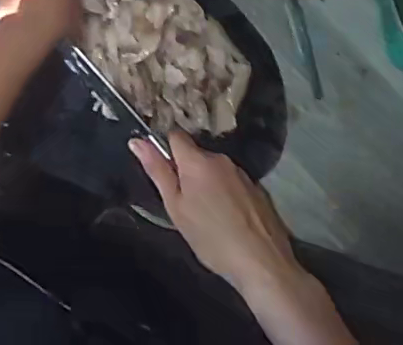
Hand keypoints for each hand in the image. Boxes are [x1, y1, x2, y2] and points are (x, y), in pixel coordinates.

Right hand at [131, 130, 300, 292]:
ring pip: (216, 170)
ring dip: (209, 183)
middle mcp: (220, 159)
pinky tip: (232, 220)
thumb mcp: (176, 208)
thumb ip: (157, 170)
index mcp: (197, 160)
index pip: (175, 135)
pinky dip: (229, 194)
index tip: (166, 172)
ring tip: (211, 215)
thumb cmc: (212, 238)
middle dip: (188, 171)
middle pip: (196, 154)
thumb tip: (137, 140)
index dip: (166, 149)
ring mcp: (243, 174)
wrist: (265, 266)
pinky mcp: (260, 190)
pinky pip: (235, 183)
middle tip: (186, 202)